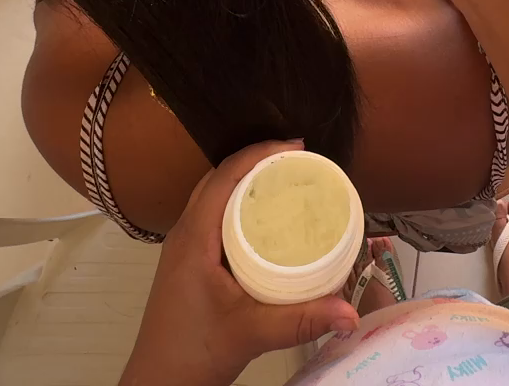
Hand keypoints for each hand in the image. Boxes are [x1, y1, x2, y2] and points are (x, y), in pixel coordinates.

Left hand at [119, 141, 358, 385]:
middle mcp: (185, 230)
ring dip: (245, 179)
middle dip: (256, 161)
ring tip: (284, 180)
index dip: (260, 152)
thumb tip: (350, 313)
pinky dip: (238, 202)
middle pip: (219, 177)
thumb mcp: (251, 333)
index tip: (297, 147)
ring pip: (214, 194)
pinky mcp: (187, 259)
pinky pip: (214, 213)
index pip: (225, 174)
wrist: (158, 385)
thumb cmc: (196, 350)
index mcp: (194, 234)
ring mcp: (183, 245)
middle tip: (297, 161)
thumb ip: (300, 320)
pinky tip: (263, 218)